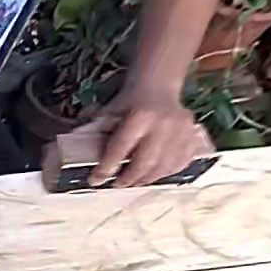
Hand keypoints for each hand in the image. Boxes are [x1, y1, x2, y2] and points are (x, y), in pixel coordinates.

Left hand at [82, 87, 213, 187]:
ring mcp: (182, 130)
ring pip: (163, 167)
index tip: (96, 180)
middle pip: (145, 163)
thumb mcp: (109, 111)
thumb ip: (96, 131)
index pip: (120, 148)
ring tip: (134, 182)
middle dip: (128, 178)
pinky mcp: (191, 136)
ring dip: (146, 179)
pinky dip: (165, 172)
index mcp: (141, 115)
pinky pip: (180, 163)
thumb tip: (79, 152)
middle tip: (118, 184)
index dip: (106, 168)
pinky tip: (153, 174)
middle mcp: (164, 123)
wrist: (157, 86)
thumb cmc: (129, 102)